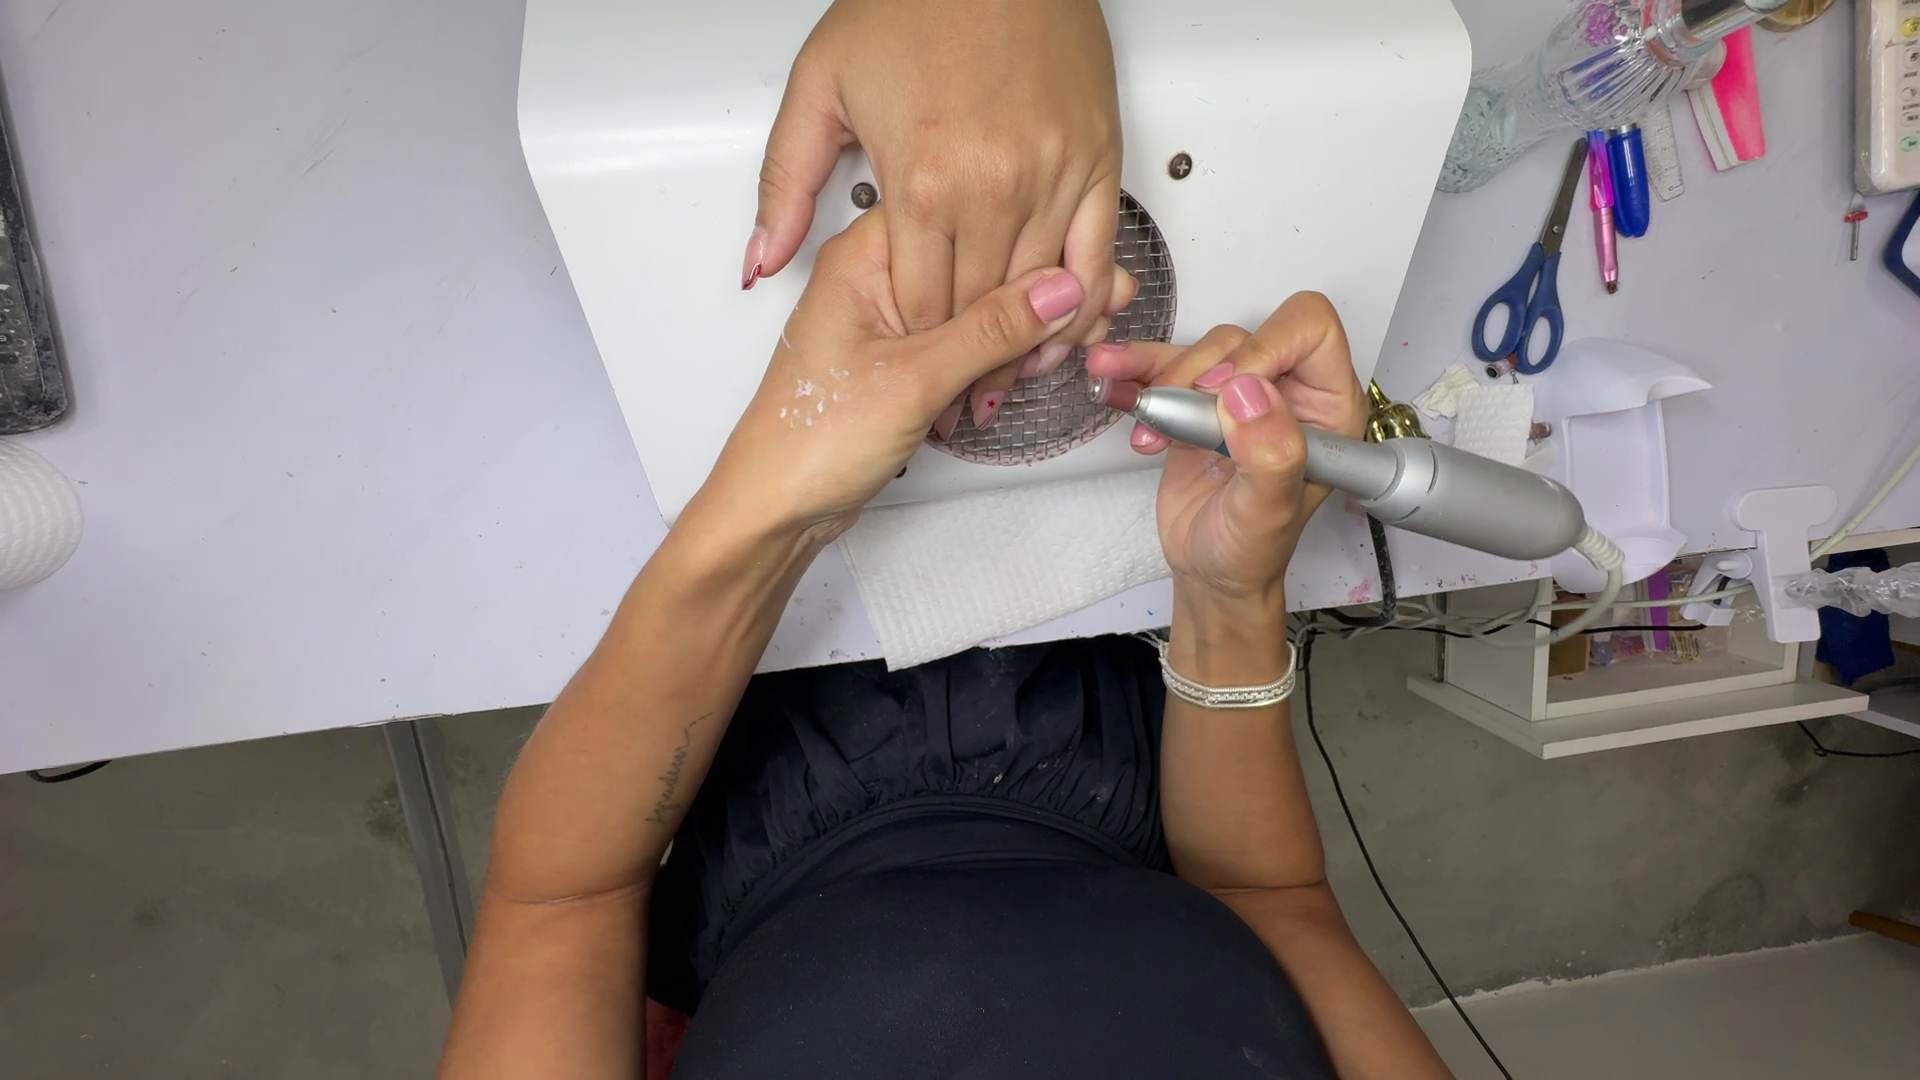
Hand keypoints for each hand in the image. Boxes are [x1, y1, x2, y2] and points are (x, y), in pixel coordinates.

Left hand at [697, 209, 1103, 542]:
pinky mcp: (901, 359)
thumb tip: (1059, 289)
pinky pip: (960, 340)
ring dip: (1019, 330)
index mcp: (866, 255)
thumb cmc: (811, 441)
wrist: (779, 504)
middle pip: (977, 261)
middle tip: (1084, 323)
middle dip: (1033, 295)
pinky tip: (1029, 366)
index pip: (965, 218)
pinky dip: (995, 355)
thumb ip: (991, 329)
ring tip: (1066, 350)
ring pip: (973, 305)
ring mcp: (891, 320)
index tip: (1077, 281)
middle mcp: (878, 277)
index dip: (1028, 250)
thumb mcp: (915, 379)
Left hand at [744, 0, 1120, 433]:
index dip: (922, 355)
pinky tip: (1067, 331)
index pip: (924, 307)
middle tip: (963, 404)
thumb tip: (761, 262)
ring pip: (1039, 296)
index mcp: (923, 183)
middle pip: (979, 312)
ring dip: (1026, 350)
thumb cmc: (911, 3)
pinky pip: (1097, 257)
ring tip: (1009, 383)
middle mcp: (992, 186)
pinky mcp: (1096, 161)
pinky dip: (1084, 303)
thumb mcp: (820, 89)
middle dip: (971, 369)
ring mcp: (1050, 175)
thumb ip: (786, 188)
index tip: (922, 388)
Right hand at [1084, 294, 1367, 610]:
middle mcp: (1284, 391)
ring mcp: (1235, 398)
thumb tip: (1248, 394)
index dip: (1262, 349)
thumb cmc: (1251, 550)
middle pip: (1241, 339)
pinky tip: (1109, 382)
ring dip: (1157, 373)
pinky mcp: (1193, 408)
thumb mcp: (1267, 513)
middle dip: (1197, 372)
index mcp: (1325, 406)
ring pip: (1197, 352)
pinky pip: (1162, 373)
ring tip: (1138, 411)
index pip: (1308, 332)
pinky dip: (1133, 374)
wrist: (1209, 571)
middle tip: (1173, 417)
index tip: (1221, 393)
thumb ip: (1271, 455)